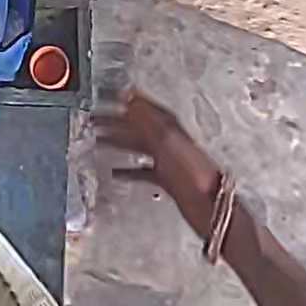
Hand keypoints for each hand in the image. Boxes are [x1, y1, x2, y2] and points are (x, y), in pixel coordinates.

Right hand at [96, 91, 223, 236]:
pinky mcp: (166, 178)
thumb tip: (128, 97)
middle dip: (113, 120)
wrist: (212, 209)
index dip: (123, 101)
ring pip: (135, 144)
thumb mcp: (166, 141)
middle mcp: (166, 138)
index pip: (141, 106)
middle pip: (135, 124)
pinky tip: (114, 171)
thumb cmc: (192, 173)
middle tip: (93, 119)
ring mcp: (166, 158)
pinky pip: (140, 168)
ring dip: (116, 140)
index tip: (105, 96)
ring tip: (98, 139)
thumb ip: (145, 119)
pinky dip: (126, 168)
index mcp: (168, 124)